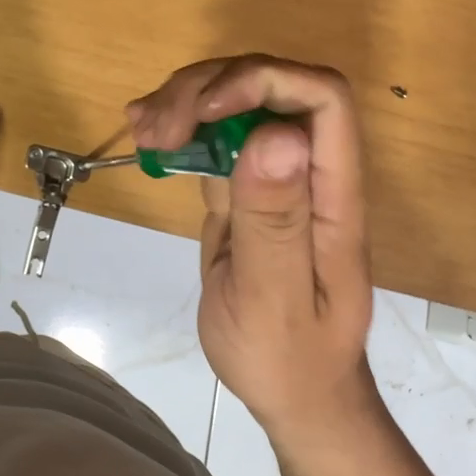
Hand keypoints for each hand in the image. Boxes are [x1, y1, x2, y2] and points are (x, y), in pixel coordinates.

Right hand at [127, 56, 375, 434]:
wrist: (290, 393)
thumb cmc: (286, 357)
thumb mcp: (273, 298)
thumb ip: (275, 220)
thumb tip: (277, 135)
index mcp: (334, 195)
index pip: (321, 100)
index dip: (262, 82)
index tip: (204, 110)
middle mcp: (309, 171)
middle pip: (269, 87)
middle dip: (208, 89)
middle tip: (156, 129)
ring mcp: (274, 175)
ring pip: (236, 100)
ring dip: (185, 99)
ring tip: (141, 128)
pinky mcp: (244, 187)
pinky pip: (213, 134)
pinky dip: (177, 123)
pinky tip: (145, 134)